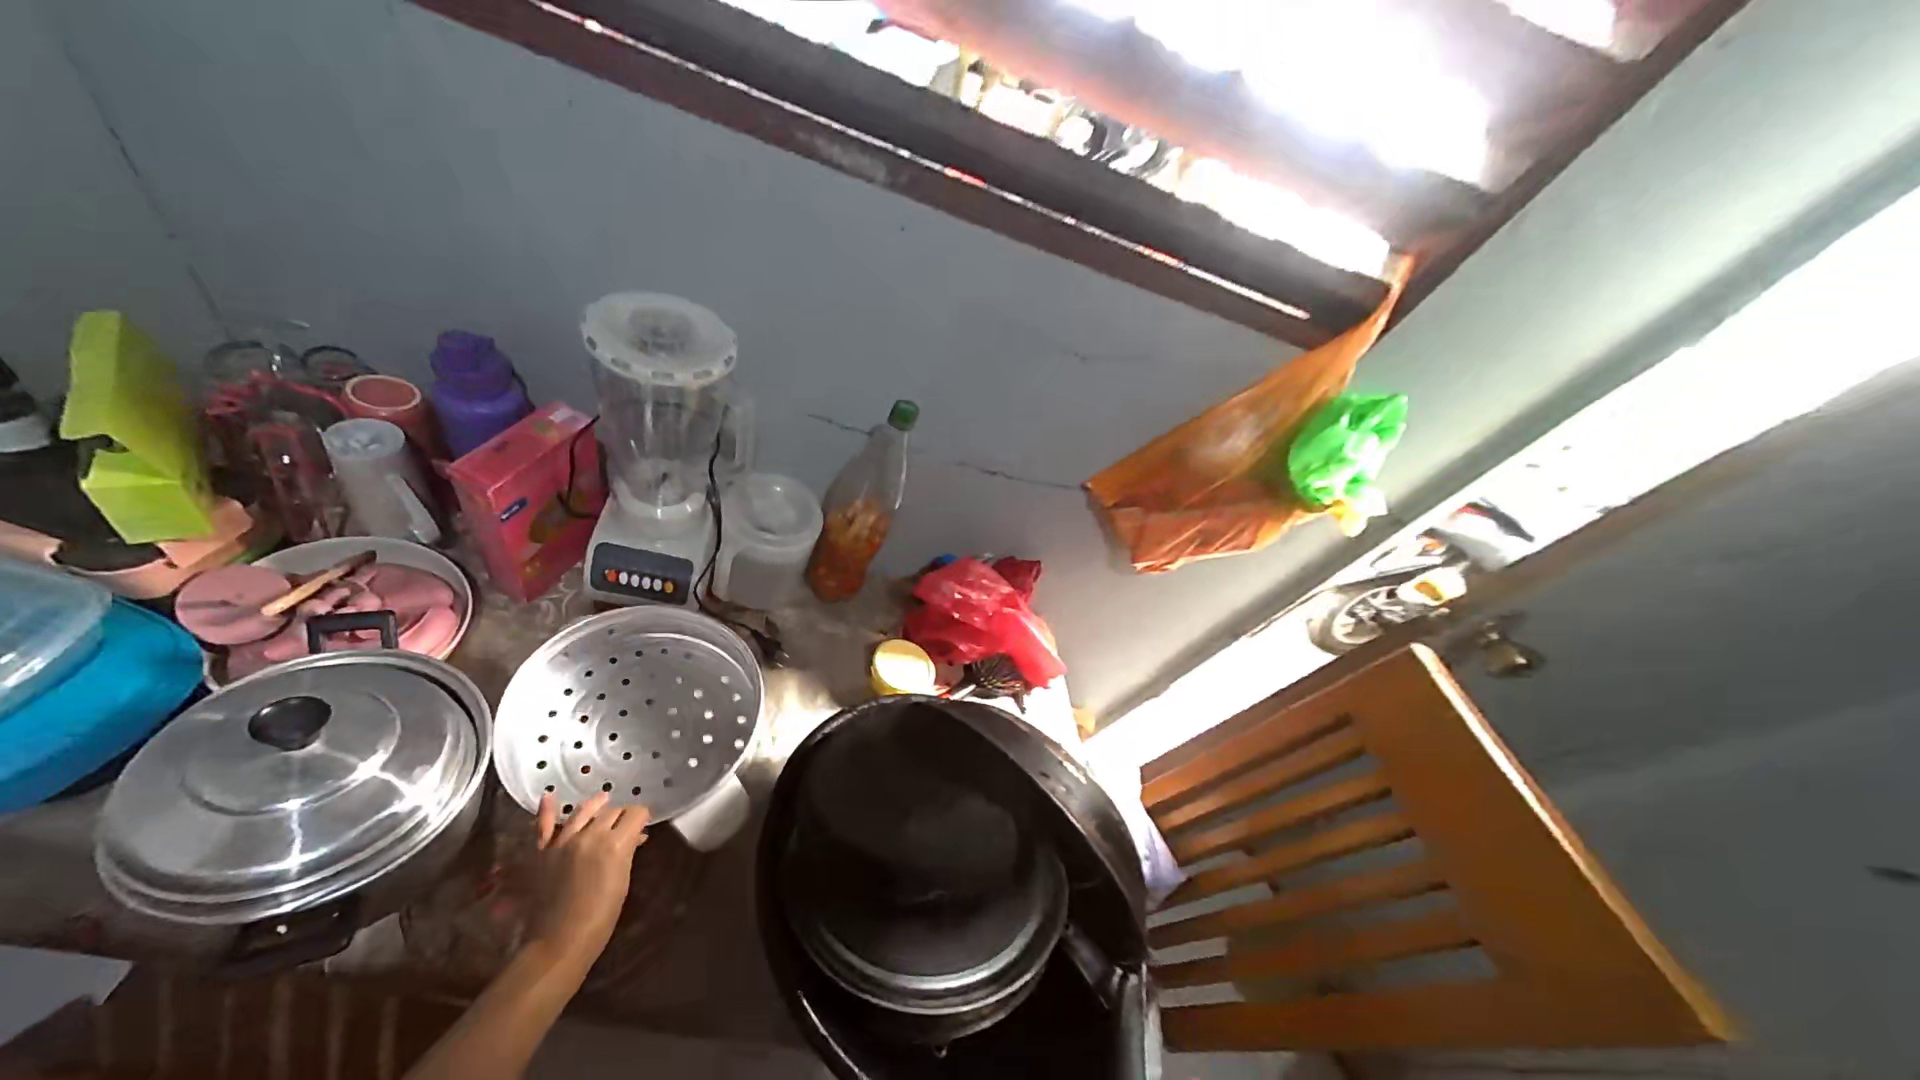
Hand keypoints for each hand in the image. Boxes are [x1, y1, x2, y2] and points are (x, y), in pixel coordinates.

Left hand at [527, 792, 650, 964]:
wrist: (561, 941)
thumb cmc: (601, 915)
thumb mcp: (623, 879)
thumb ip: (628, 851)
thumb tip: (635, 836)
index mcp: (615, 843)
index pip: (635, 814)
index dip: (642, 817)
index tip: (643, 824)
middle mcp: (590, 835)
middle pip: (612, 811)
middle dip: (622, 815)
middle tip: (626, 824)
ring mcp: (563, 842)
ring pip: (584, 811)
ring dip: (596, 805)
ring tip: (603, 801)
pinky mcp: (542, 852)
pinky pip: (542, 826)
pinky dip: (546, 810)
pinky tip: (550, 796)